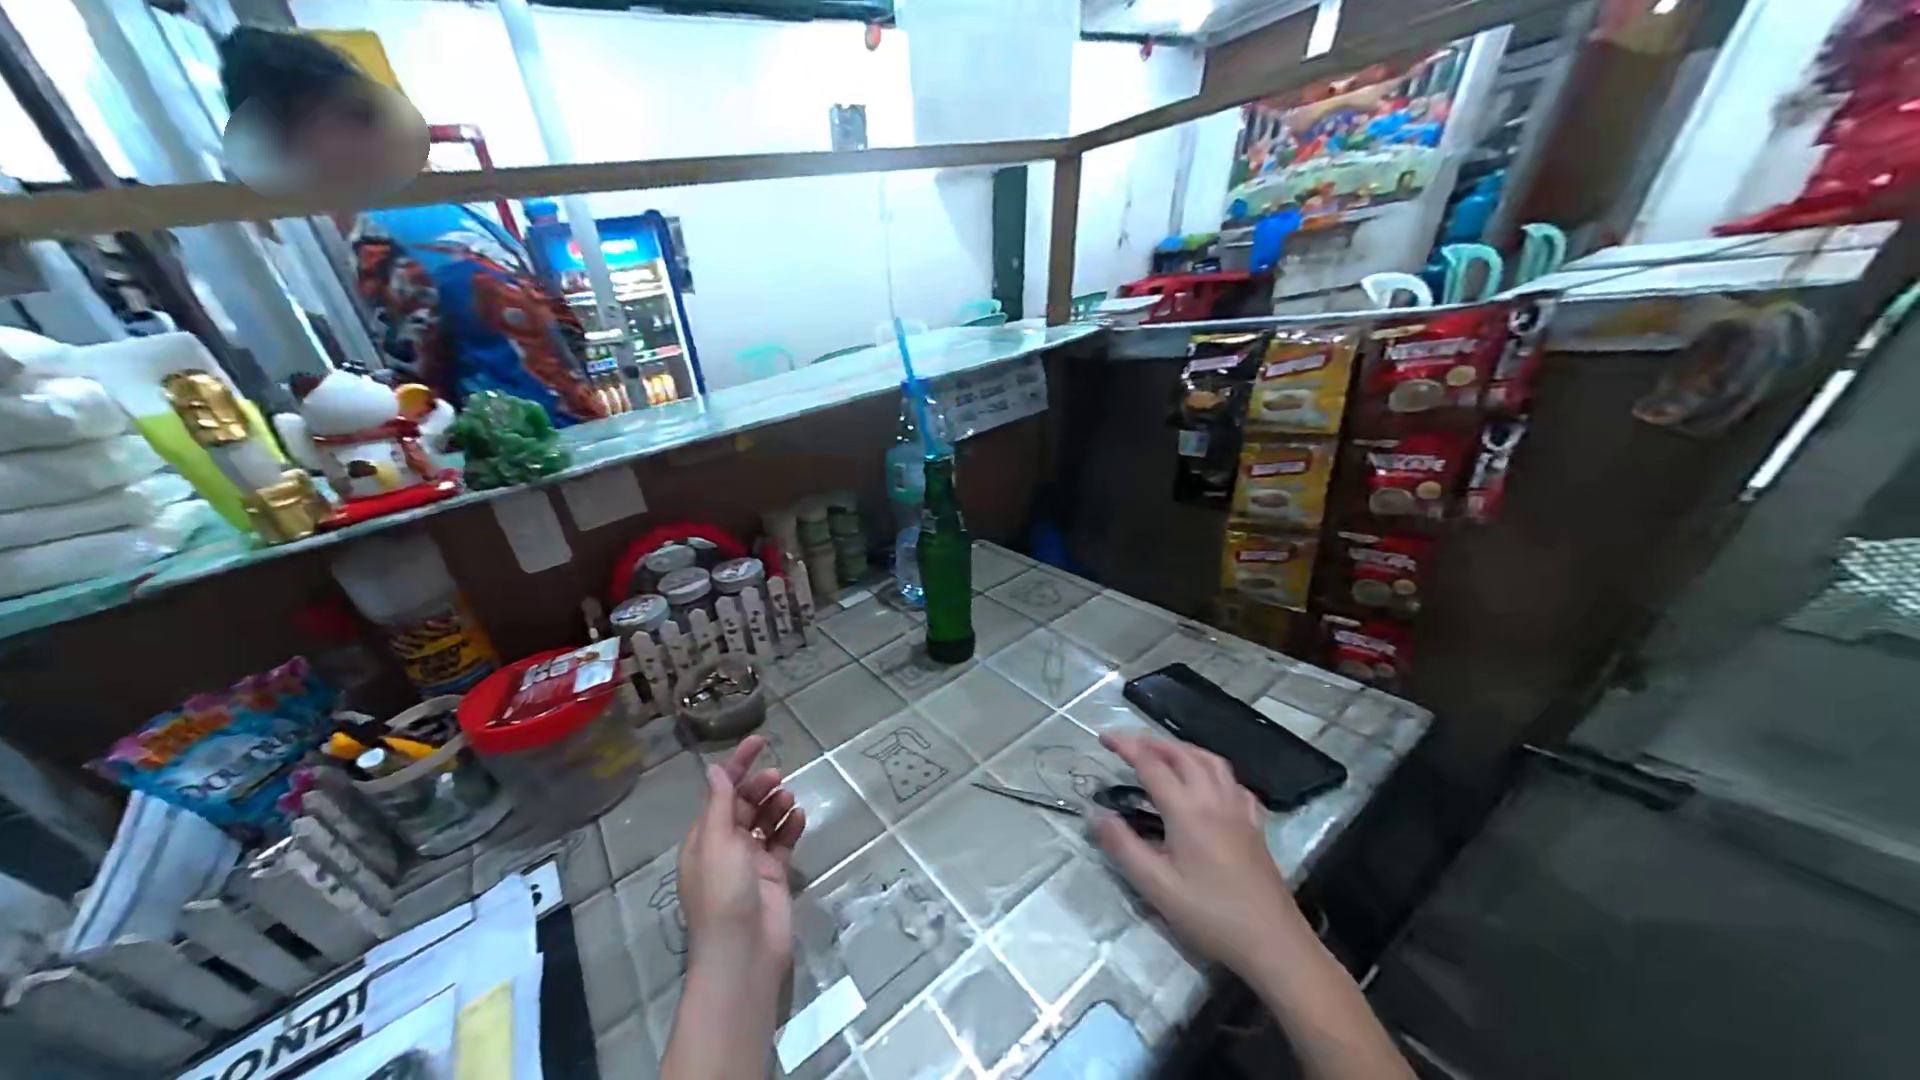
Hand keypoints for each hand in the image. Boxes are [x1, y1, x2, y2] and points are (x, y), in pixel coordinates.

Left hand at [675, 735, 806, 977]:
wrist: (744, 952)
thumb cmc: (724, 893)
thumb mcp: (717, 843)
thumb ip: (720, 804)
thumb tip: (716, 769)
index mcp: (704, 838)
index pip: (721, 791)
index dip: (738, 765)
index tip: (759, 740)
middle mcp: (726, 846)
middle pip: (743, 804)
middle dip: (759, 786)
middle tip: (779, 777)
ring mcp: (751, 861)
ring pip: (765, 820)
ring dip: (776, 805)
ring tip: (789, 799)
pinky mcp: (773, 874)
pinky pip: (782, 841)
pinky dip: (790, 827)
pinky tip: (799, 818)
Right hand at [1093, 733, 1301, 978]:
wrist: (1273, 942)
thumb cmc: (1210, 914)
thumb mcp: (1156, 886)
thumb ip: (1122, 846)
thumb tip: (1096, 815)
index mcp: (1187, 809)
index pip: (1150, 763)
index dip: (1125, 746)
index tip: (1104, 738)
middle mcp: (1214, 798)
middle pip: (1182, 753)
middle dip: (1152, 742)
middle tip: (1128, 744)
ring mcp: (1238, 809)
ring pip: (1210, 760)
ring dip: (1182, 749)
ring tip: (1163, 753)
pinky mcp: (1254, 824)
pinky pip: (1232, 781)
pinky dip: (1212, 769)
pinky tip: (1207, 782)